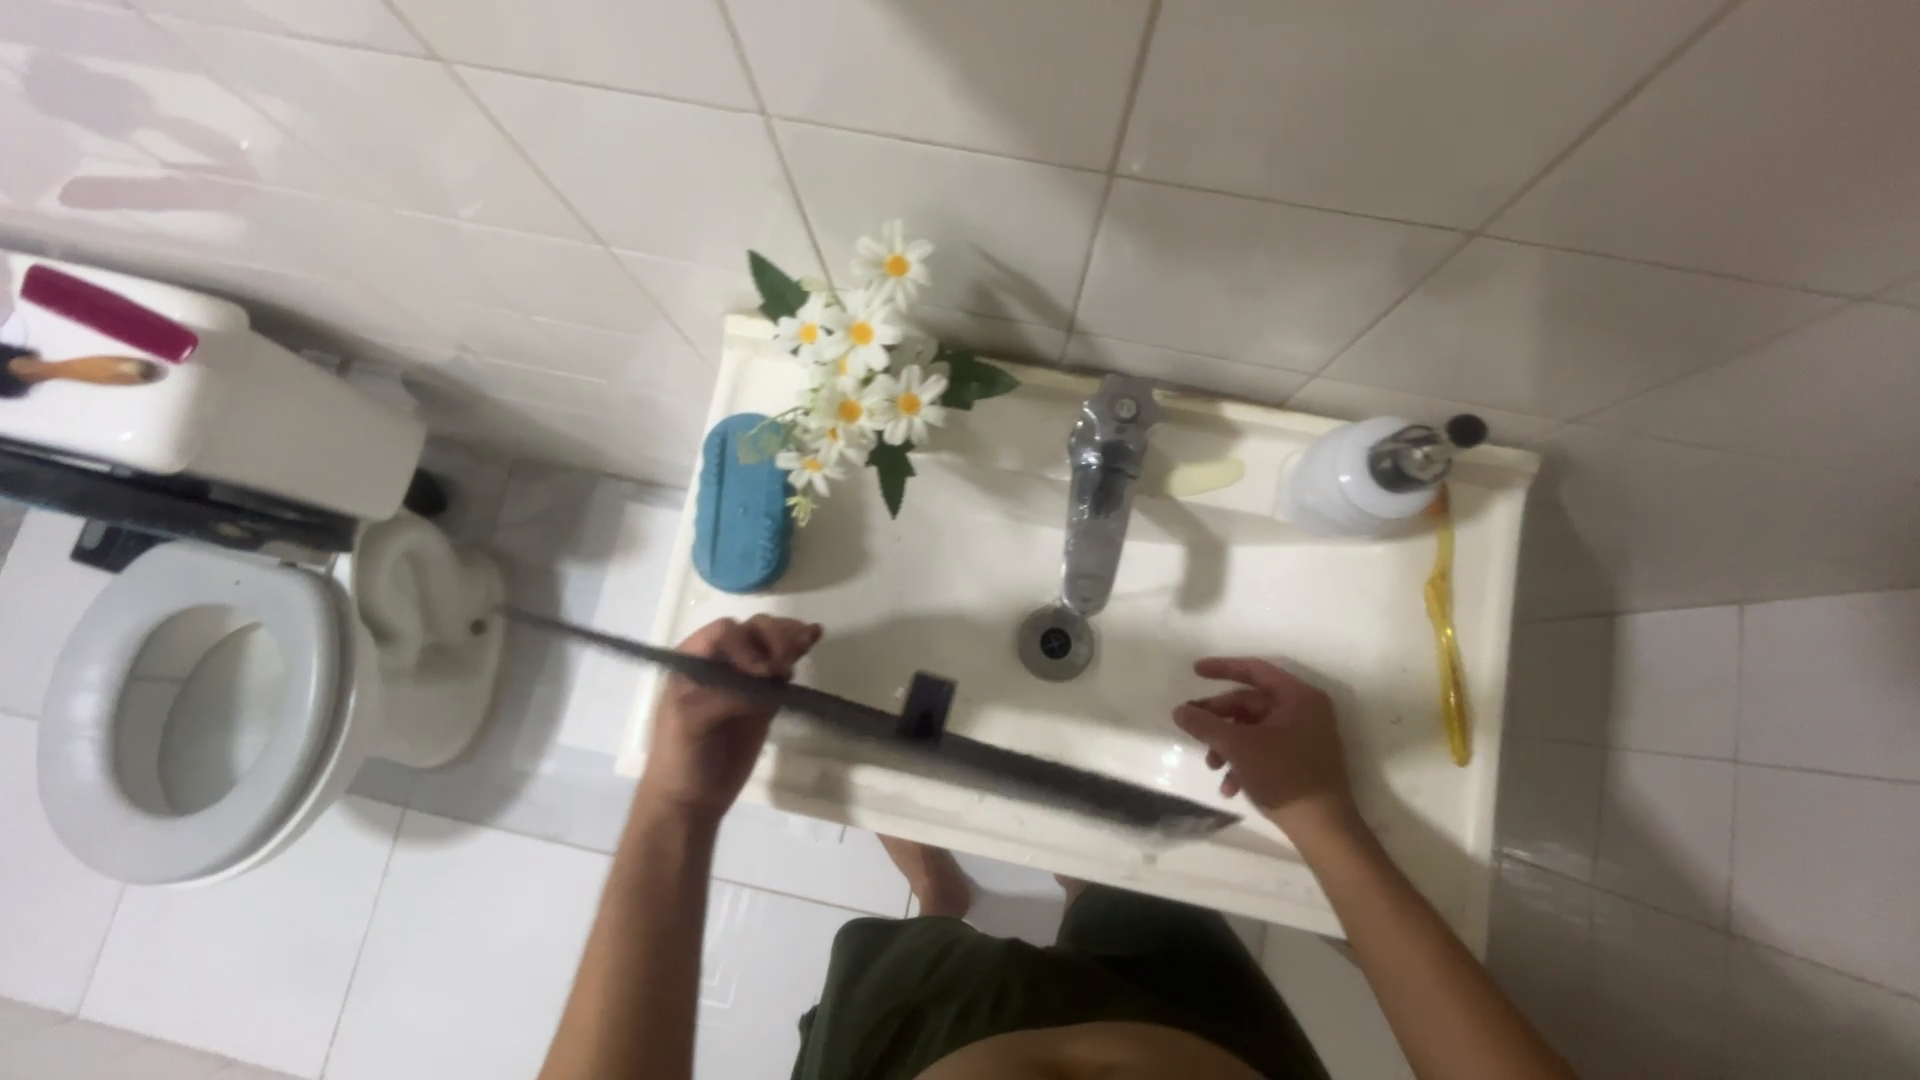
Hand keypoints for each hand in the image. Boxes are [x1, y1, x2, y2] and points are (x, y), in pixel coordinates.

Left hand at [638, 615, 822, 820]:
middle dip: (773, 637)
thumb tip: (768, 683)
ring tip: (807, 641)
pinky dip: (798, 652)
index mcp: (694, 661)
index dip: (746, 643)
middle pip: (752, 631)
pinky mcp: (765, 698)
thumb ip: (725, 695)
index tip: (759, 672)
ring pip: (770, 644)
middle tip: (784, 663)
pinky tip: (813, 638)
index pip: (725, 631)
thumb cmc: (680, 757)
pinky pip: (782, 669)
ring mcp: (745, 679)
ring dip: (789, 639)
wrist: (692, 799)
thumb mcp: (690, 722)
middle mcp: (720, 662)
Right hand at [1173, 657, 1358, 836]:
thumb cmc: (1284, 776)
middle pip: (1250, 703)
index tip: (1194, 672)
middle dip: (1219, 720)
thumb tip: (1179, 711)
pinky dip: (1243, 761)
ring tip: (1212, 767)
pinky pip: (1265, 748)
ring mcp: (1305, 736)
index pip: (1255, 670)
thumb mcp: (1238, 746)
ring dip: (1227, 744)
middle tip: (1192, 728)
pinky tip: (1230, 787)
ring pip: (1253, 729)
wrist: (1324, 828)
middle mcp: (1305, 710)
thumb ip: (1205, 724)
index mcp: (1298, 697)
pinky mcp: (1301, 759)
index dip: (1222, 668)